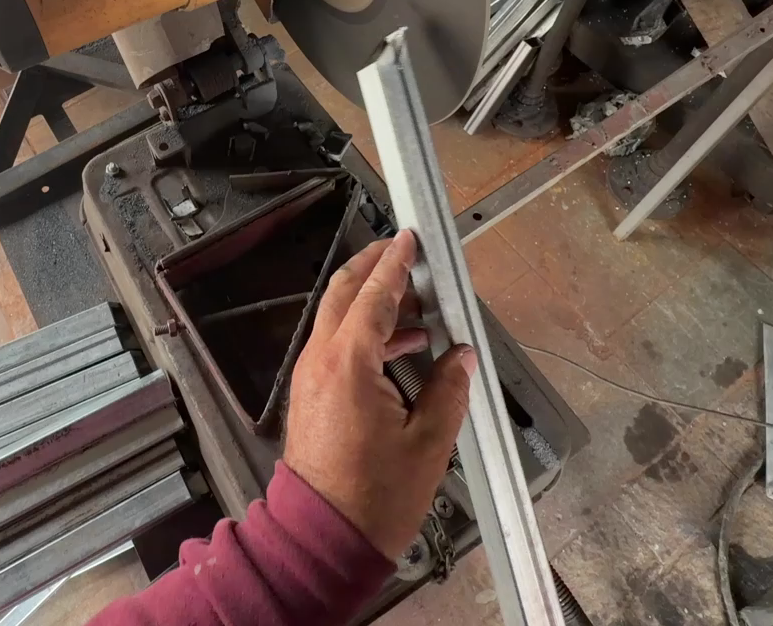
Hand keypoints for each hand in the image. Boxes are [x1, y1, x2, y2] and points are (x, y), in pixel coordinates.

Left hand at [283, 230, 476, 558]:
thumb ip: (447, 391)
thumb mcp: (427, 444)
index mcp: (348, 362)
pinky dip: (366, 330)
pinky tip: (401, 343)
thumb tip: (461, 357)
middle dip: (373, 265)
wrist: (321, 536)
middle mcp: (321, 357)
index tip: (408, 237)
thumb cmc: (373, 497)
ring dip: (371, 298)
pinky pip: (337, 342)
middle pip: (344, 292)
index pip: (373, 295)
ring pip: (338, 315)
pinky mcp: (312, 388)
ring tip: (415, 301)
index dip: (394, 262)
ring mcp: (311, 372)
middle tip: (403, 251)